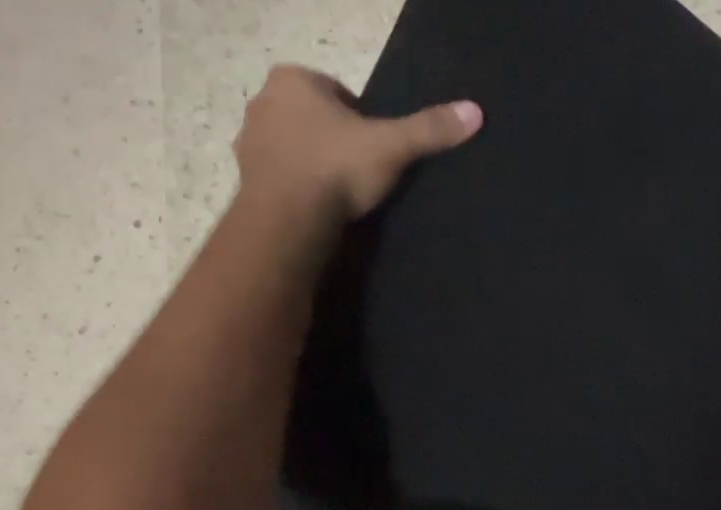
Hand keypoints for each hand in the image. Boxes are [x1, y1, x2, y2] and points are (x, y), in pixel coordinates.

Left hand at [231, 65, 482, 229]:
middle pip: (316, 118)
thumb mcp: (393, 147)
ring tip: (343, 195)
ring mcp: (250, 139)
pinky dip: (300, 187)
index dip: (363, 121)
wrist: (288, 219)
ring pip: (297, 146)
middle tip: (362, 173)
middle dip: (337, 140)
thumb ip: (429, 130)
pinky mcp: (246, 176)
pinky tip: (321, 208)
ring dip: (317, 164)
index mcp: (294, 80)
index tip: (376, 150)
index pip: (340, 93)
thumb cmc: (337, 170)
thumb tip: (474, 111)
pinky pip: (282, 175)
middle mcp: (264, 101)